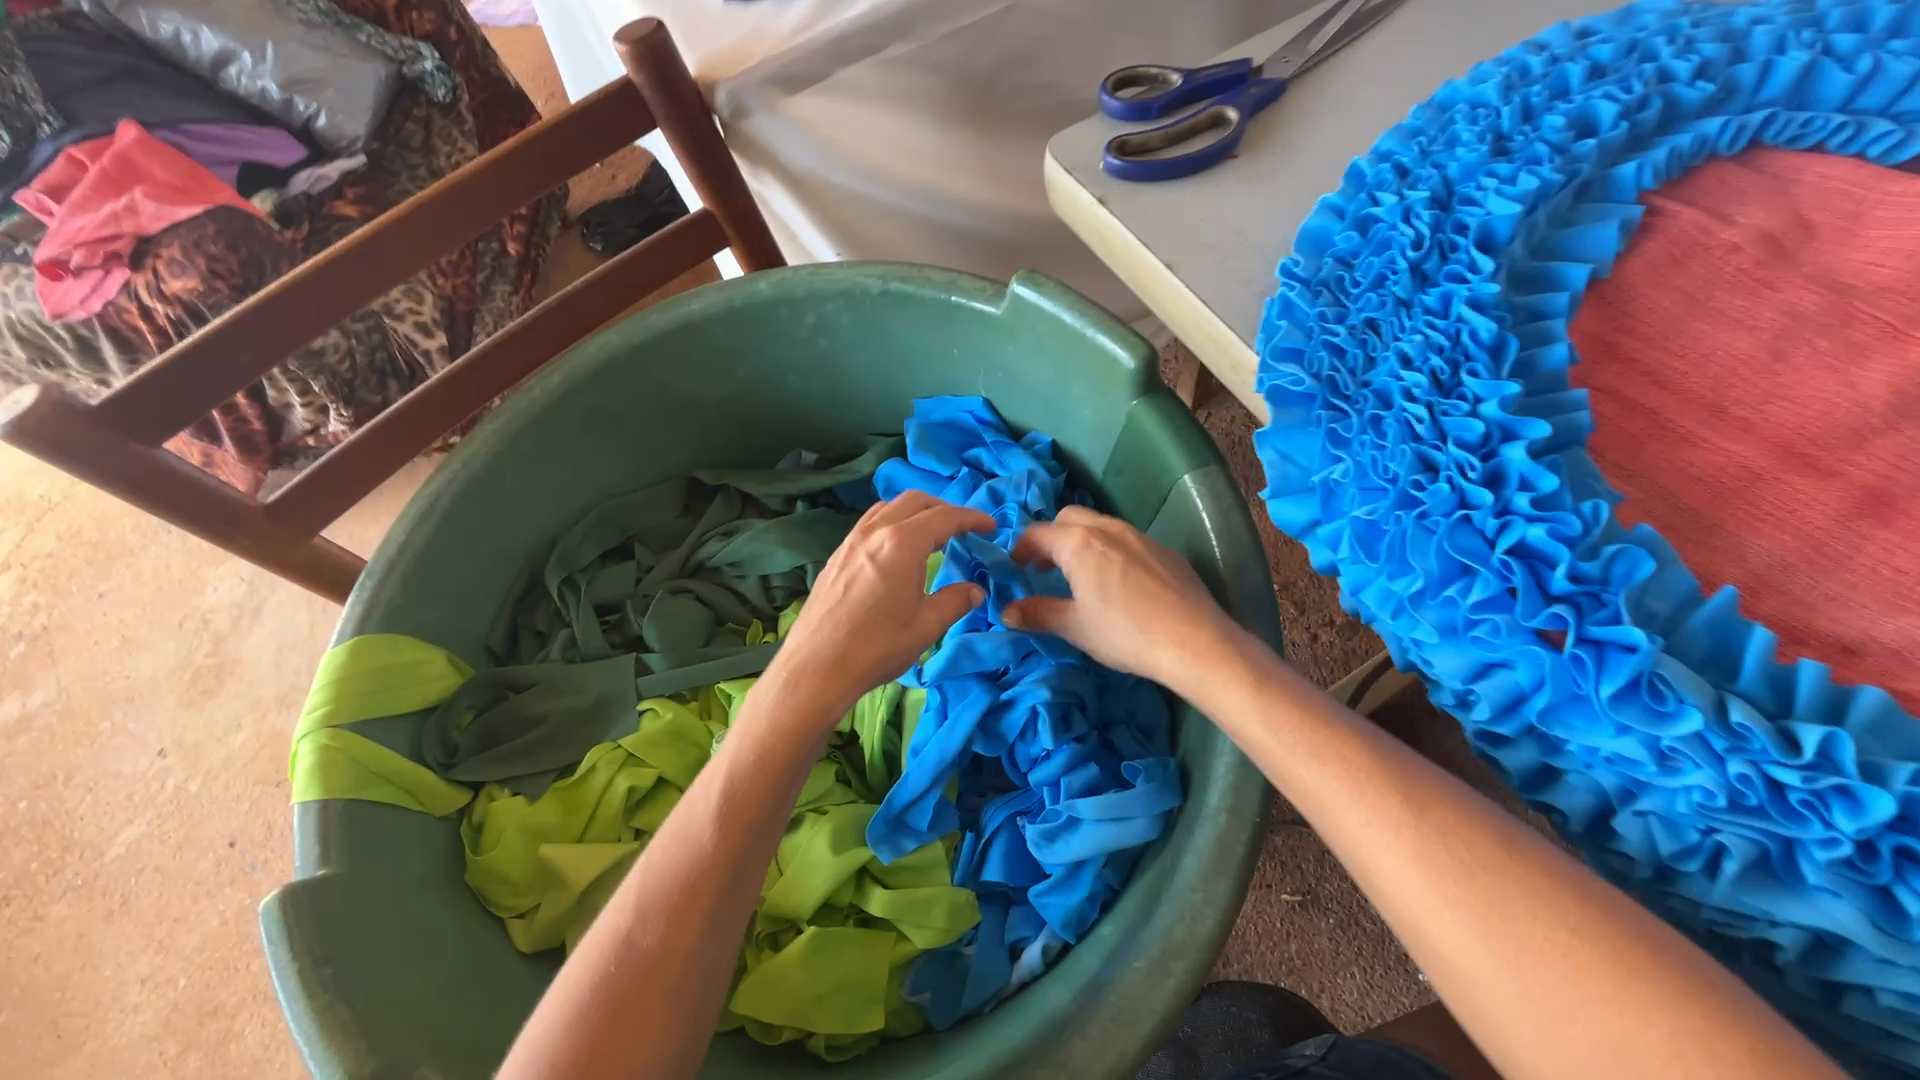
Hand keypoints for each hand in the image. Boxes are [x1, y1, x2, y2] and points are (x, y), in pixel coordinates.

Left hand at [763, 491, 992, 719]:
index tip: (990, 527)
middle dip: (943, 508)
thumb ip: (955, 601)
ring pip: (887, 508)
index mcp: (902, 542)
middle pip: (914, 501)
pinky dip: (891, 524)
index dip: (972, 518)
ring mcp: (851, 542)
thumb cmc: (877, 646)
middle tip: (962, 528)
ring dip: (914, 512)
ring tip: (929, 535)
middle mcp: (875, 531)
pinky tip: (895, 552)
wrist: (816, 667)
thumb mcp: (926, 626)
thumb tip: (975, 590)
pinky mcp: (836, 557)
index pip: (945, 517)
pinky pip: (869, 525)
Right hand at [1003, 506, 1243, 691]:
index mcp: (1079, 543)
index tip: (1016, 567)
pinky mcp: (1165, 551)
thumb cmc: (1125, 633)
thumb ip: (1038, 614)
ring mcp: (1140, 536)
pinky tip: (1120, 584)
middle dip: (1051, 537)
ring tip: (1081, 575)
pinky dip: (1111, 551)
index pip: (1038, 533)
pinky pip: (1128, 541)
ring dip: (1082, 542)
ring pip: (1101, 526)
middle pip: (1069, 518)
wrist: (1194, 641)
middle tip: (1045, 568)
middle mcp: (1108, 529)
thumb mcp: (1075, 627)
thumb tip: (1006, 611)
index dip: (1021, 548)